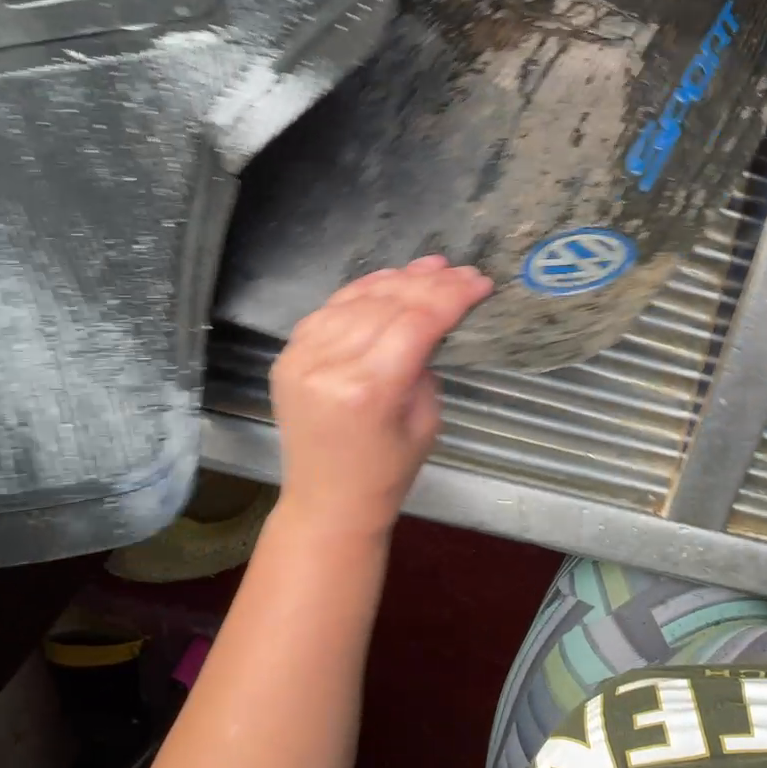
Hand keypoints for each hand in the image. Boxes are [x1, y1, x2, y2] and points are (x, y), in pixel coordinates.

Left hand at [269, 256, 492, 539]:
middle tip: (462, 271)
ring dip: (396, 279)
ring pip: (355, 300)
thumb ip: (424, 367)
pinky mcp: (287, 357)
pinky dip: (360, 293)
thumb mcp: (426, 421)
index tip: (480, 282)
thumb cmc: (389, 471)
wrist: (329, 500)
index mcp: (370, 389)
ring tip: (431, 267)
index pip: (416, 322)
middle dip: (429, 283)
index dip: (451, 296)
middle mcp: (330, 365)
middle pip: (386, 304)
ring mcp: (301, 358)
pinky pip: (328, 311)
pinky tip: (387, 282)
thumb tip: (428, 325)